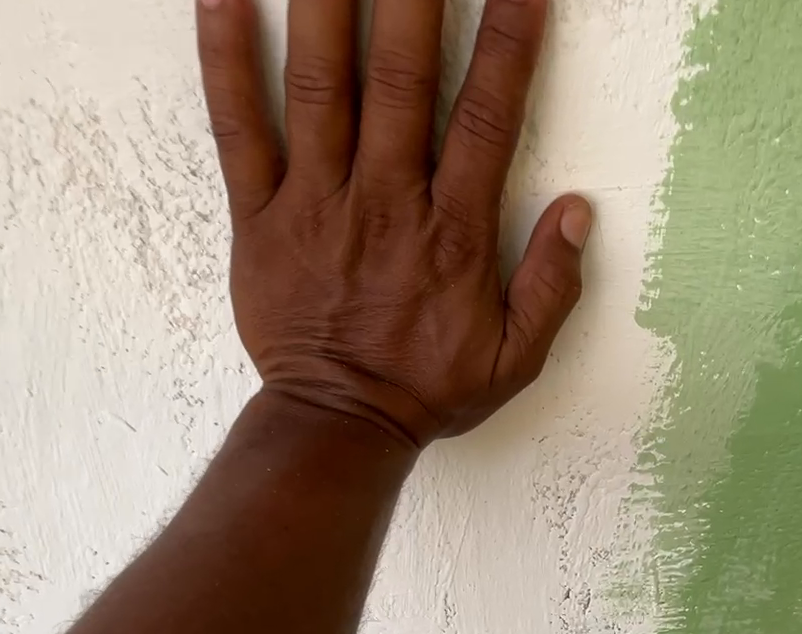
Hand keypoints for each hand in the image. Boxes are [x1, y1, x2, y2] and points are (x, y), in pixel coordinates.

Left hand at [196, 0, 592, 447]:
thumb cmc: (429, 389)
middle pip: (401, 77)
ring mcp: (316, 205)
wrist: (341, 424)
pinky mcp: (258, 218)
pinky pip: (238, 127)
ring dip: (327, 0)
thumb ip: (550, 288)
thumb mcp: (515, 360)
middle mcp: (386, 204)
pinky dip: (225, 57)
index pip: (487, 119)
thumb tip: (576, 211)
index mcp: (453, 236)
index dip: (509, 42)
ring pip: (320, 84)